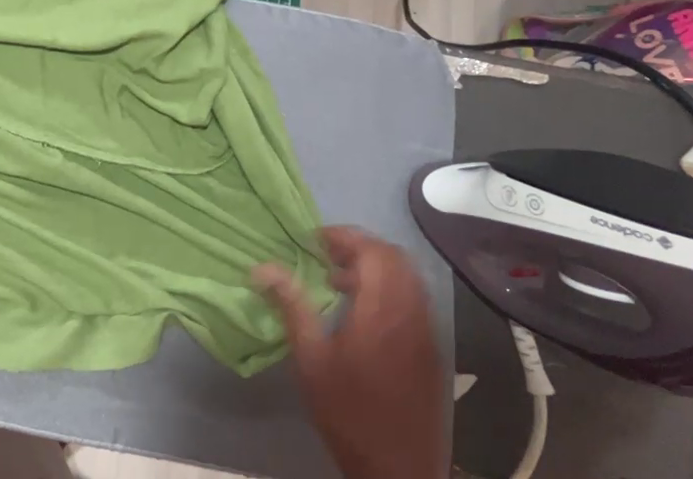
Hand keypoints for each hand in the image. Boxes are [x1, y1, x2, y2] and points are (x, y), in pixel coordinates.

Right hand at [254, 227, 448, 478]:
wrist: (398, 466)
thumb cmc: (347, 410)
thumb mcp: (309, 358)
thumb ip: (291, 306)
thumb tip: (262, 267)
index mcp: (382, 313)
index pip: (375, 252)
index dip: (345, 237)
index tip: (312, 241)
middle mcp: (412, 315)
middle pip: (396, 259)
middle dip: (360, 247)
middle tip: (324, 255)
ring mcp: (427, 333)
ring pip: (409, 278)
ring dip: (375, 268)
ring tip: (337, 281)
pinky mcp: (431, 349)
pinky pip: (414, 300)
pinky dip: (388, 289)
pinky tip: (359, 311)